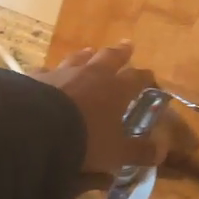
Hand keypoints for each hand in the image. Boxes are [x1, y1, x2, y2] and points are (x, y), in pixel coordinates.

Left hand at [32, 43, 179, 181]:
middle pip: (109, 57)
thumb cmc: (85, 140)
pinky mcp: (37, 78)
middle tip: (127, 46)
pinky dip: (52, 72)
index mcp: (116, 89)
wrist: (38, 129)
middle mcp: (91, 74)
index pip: (137, 78)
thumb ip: (139, 151)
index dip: (145, 77)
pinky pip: (47, 71)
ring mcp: (63, 73)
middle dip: (120, 52)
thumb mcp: (117, 152)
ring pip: (78, 58)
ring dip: (86, 55)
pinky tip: (48, 73)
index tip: (151, 76)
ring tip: (89, 51)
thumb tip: (161, 152)